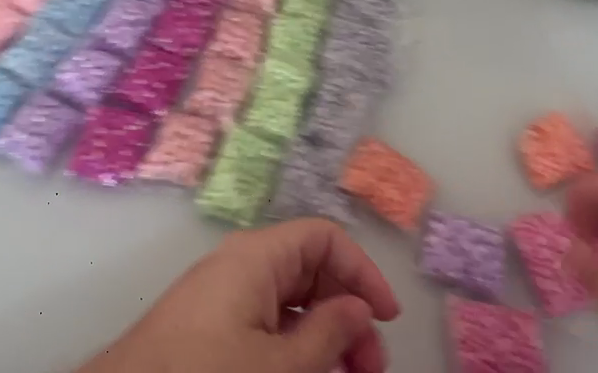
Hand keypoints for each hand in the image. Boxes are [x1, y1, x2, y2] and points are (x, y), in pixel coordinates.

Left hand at [79, 218, 401, 372]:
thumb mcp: (278, 364)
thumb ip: (327, 334)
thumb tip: (359, 307)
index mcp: (257, 256)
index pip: (324, 238)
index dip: (362, 271)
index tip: (386, 318)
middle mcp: (242, 265)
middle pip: (310, 270)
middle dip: (348, 312)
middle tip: (370, 366)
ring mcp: (224, 295)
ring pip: (291, 302)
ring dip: (324, 335)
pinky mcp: (212, 325)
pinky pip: (267, 322)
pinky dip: (295, 345)